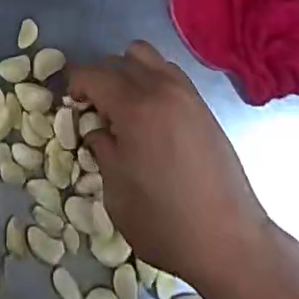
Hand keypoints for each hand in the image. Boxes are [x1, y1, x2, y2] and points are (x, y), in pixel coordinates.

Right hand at [66, 41, 270, 288]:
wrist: (229, 241)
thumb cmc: (165, 222)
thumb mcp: (116, 192)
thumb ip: (102, 150)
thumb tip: (97, 130)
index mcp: (135, 108)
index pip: (95, 74)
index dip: (76, 83)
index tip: (69, 101)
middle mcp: (161, 89)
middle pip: (119, 60)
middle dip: (99, 78)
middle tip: (92, 107)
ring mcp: (186, 94)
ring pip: (147, 57)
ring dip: (128, 71)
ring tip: (123, 104)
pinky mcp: (203, 106)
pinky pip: (169, 72)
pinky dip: (152, 79)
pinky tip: (151, 112)